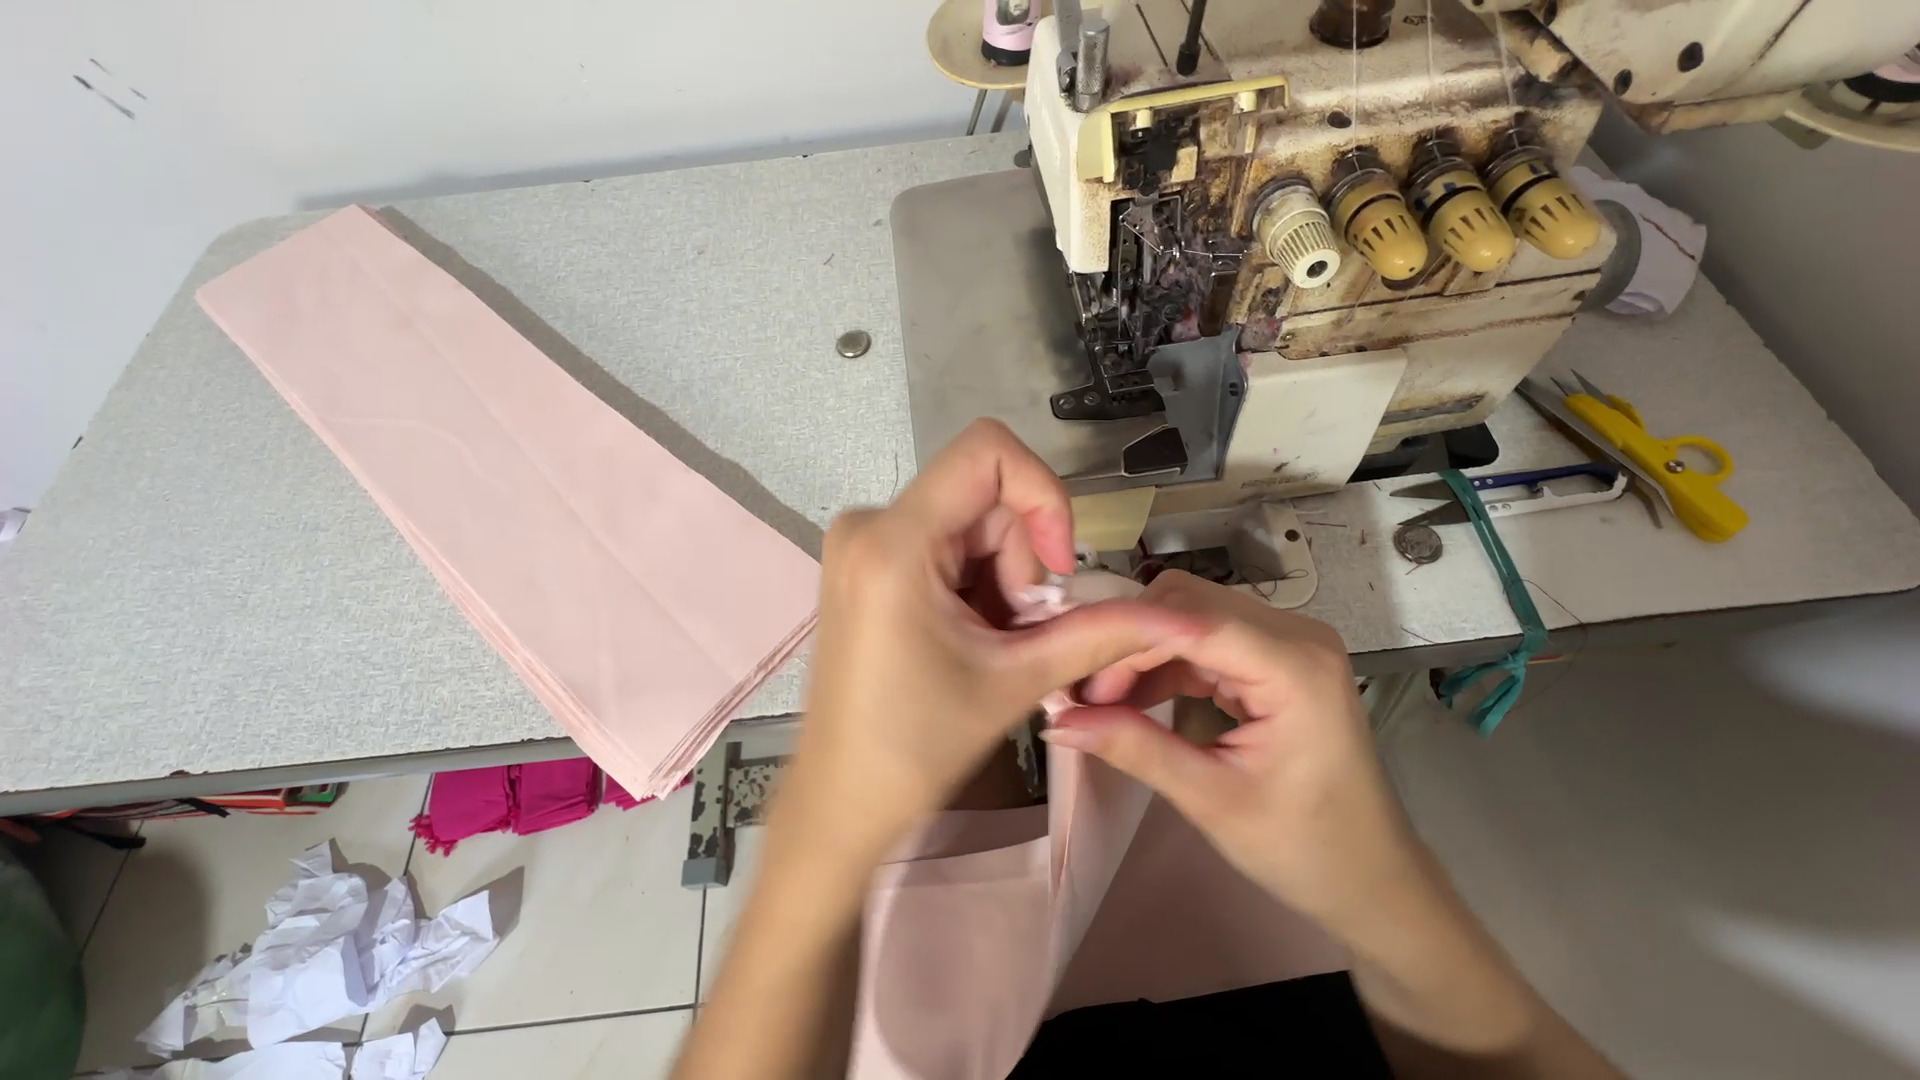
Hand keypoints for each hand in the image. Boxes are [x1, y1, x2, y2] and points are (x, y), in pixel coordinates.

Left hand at [782, 421, 1204, 864]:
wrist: (842, 799)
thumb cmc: (916, 749)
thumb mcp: (1017, 681)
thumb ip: (1103, 633)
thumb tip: (1177, 615)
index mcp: (894, 542)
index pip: (988, 451)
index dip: (1044, 495)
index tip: (1056, 569)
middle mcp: (869, 524)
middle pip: (986, 497)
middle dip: (1022, 560)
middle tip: (1022, 633)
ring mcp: (863, 541)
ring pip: (970, 522)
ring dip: (1003, 577)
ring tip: (995, 645)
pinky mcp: (867, 562)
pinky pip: (944, 542)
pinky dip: (976, 582)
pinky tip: (971, 637)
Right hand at [1039, 569, 1426, 938]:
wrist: (1371, 879)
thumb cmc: (1303, 848)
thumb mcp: (1211, 800)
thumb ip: (1135, 748)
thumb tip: (1057, 721)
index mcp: (1295, 667)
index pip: (1192, 621)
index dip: (1126, 642)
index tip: (1076, 685)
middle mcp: (1296, 634)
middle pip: (1187, 603)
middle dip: (1128, 641)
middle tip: (1085, 697)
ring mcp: (1287, 643)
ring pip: (1189, 615)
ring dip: (1140, 651)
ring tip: (1100, 702)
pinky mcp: (1275, 658)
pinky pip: (1204, 639)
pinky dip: (1163, 663)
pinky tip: (1133, 699)